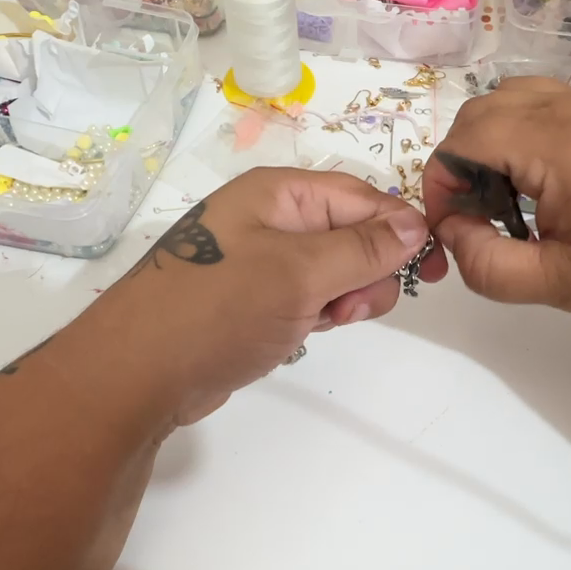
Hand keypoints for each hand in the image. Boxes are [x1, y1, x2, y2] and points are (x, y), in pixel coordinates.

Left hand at [86, 168, 444, 425]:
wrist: (138, 375)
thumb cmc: (218, 310)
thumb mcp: (298, 273)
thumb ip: (362, 248)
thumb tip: (414, 226)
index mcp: (278, 194)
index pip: (360, 197)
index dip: (399, 227)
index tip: (431, 266)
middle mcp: (271, 220)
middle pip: (350, 232)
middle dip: (369, 268)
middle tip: (356, 305)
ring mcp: (262, 262)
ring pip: (334, 269)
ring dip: (347, 294)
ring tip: (329, 320)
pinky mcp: (256, 301)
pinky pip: (310, 296)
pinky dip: (322, 311)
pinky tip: (311, 330)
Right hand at [422, 78, 570, 346]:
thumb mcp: (555, 284)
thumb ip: (484, 262)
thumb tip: (451, 234)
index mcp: (562, 142)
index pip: (467, 136)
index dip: (440, 182)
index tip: (447, 232)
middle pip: (488, 109)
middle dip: (463, 160)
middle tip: (475, 220)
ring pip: (522, 102)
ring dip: (496, 146)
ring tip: (510, 208)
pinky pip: (557, 113)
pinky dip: (530, 143)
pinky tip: (548, 199)